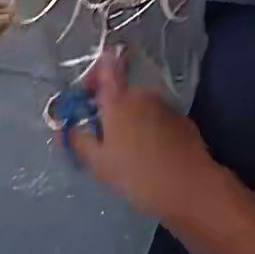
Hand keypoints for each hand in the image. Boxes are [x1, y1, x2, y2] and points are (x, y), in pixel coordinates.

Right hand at [69, 47, 224, 223]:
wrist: (189, 187)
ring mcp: (166, 106)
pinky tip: (150, 156)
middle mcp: (143, 94)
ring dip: (131, 122)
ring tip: (127, 153)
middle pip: (122, 92)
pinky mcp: (182, 121)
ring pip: (140, 107)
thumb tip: (65, 129)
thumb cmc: (137, 174)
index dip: (94, 75)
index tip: (85, 96)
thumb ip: (78, 141)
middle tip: (102, 138)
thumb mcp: (98, 163)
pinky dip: (150, 130)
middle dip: (110, 109)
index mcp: (119, 99)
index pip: (105, 67)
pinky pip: (158, 120)